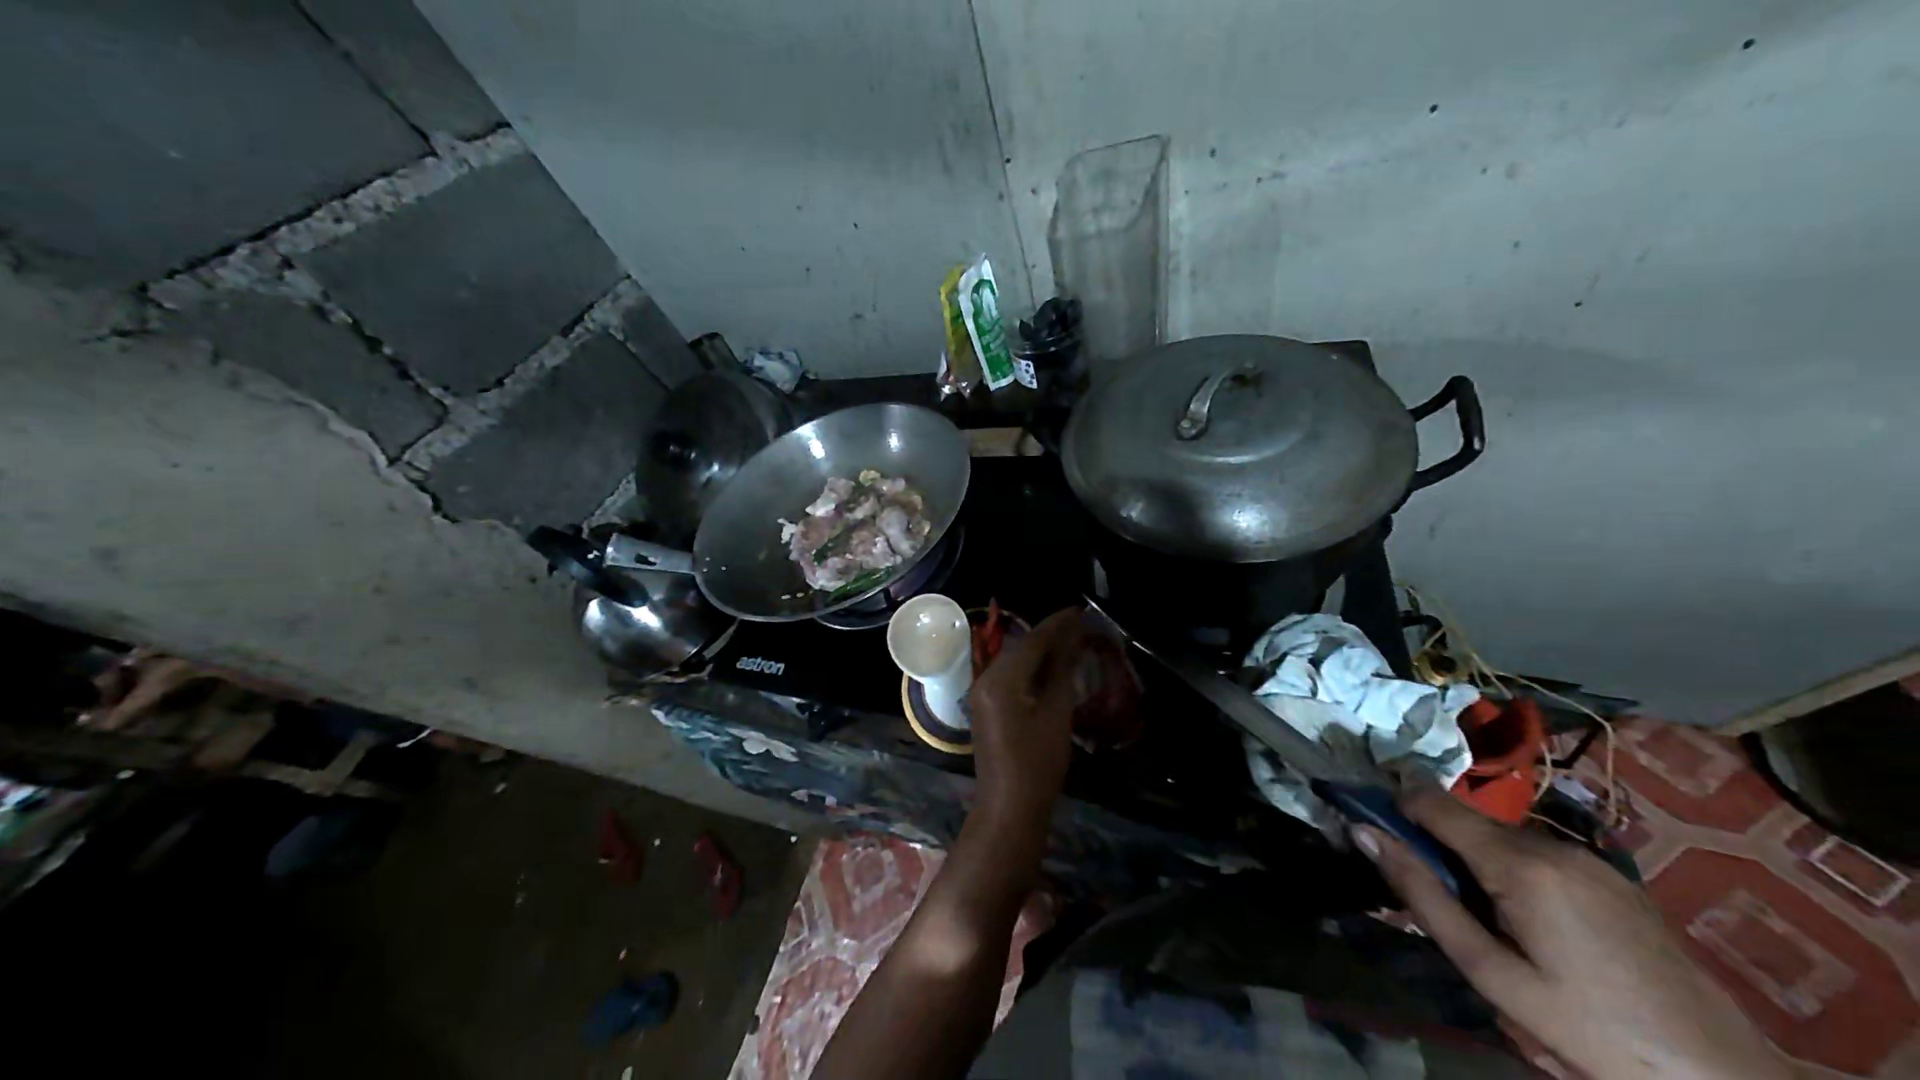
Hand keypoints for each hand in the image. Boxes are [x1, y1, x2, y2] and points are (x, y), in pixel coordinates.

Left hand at [967, 607, 1086, 825]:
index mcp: (1000, 680)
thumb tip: (1072, 639)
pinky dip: (1030, 668)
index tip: (1080, 610)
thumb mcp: (1056, 715)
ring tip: (1070, 640)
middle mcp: (985, 680)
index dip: (1057, 624)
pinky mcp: (985, 707)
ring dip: (1040, 650)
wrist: (1009, 808)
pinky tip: (1050, 667)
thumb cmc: (1037, 764)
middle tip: (1080, 625)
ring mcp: (981, 694)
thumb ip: (1062, 672)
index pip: (1032, 641)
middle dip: (1049, 634)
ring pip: (1013, 661)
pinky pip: (1009, 676)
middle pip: (1020, 647)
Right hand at [1356, 786, 1787, 1079]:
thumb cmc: (1588, 1030)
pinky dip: (1514, 873)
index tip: (1375, 839)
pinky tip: (1535, 929)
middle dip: (1436, 848)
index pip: (1430, 800)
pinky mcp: (1615, 878)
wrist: (1721, 1079)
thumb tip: (1362, 832)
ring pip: (1501, 838)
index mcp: (1519, 862)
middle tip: (1439, 907)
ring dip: (1476, 864)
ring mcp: (1590, 858)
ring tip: (1491, 928)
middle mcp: (1552, 843)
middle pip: (1465, 820)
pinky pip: (1538, 856)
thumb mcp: (1489, 971)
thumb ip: (1421, 895)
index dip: (1393, 810)